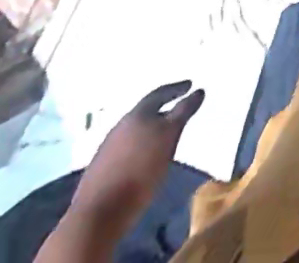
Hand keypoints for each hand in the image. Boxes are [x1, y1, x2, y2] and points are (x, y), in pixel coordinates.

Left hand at [73, 81, 204, 228]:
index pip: (159, 93)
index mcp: (137, 115)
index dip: (177, 88)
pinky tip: (147, 155)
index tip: (191, 84)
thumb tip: (199, 91)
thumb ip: (184, 112)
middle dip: (164, 107)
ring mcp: (108, 148)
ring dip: (152, 127)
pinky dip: (142, 144)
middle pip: (145, 111)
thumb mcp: (169, 136)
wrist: (99, 213)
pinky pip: (127, 146)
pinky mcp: (102, 168)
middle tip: (180, 107)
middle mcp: (120, 126)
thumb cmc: (140, 170)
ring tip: (167, 132)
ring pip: (135, 129)